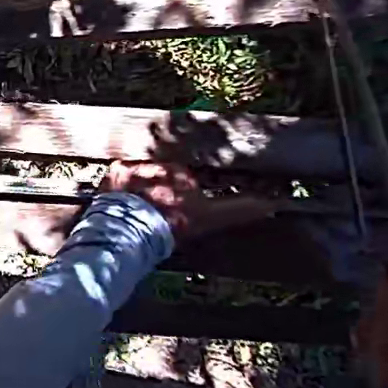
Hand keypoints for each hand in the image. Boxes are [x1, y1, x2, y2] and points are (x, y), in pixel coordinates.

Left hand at [99, 161, 275, 240]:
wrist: (133, 227)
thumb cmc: (174, 221)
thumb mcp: (210, 217)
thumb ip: (239, 208)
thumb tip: (272, 204)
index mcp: (181, 170)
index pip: (184, 180)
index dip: (181, 196)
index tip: (176, 211)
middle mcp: (158, 161)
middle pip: (161, 174)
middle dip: (159, 188)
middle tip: (153, 212)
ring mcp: (134, 164)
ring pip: (139, 173)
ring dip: (139, 187)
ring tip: (136, 210)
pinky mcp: (114, 170)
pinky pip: (118, 174)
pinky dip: (119, 185)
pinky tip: (120, 202)